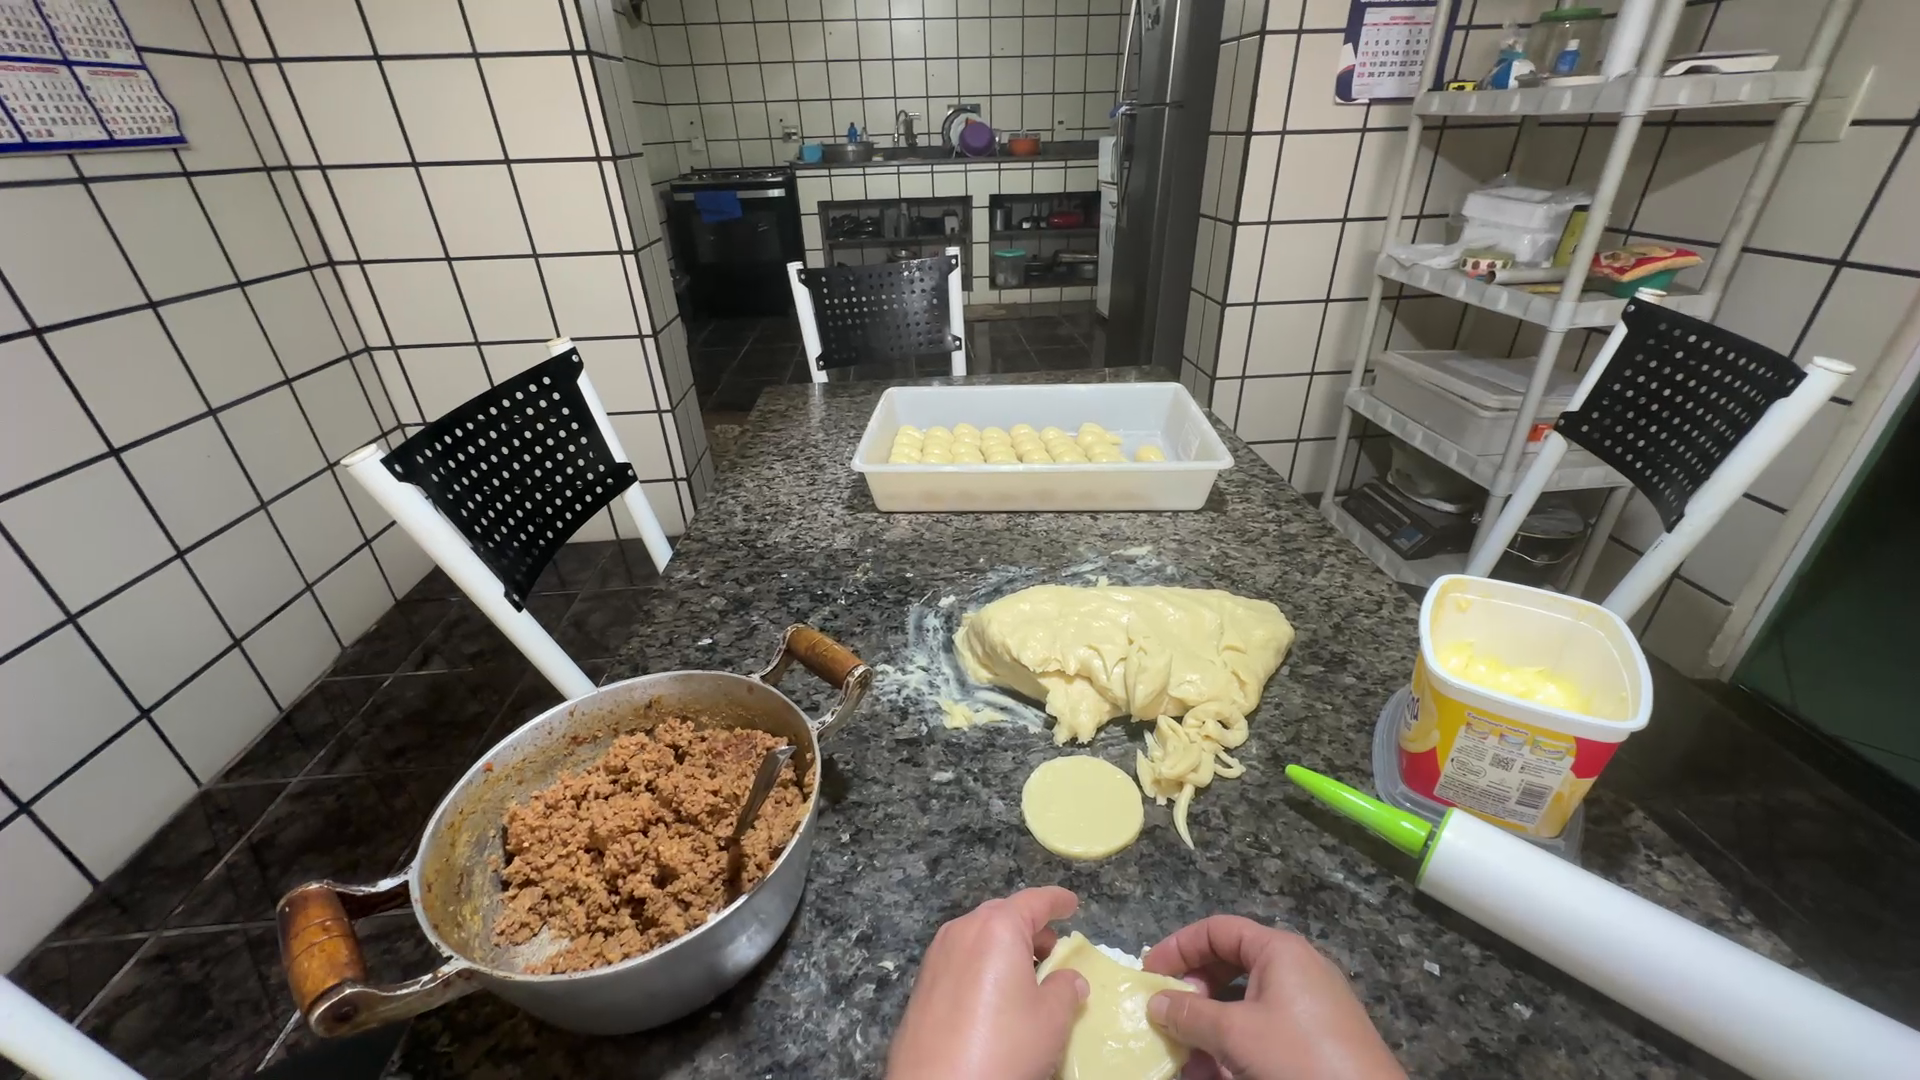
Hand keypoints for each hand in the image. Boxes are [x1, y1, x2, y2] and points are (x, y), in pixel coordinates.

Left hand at [886, 886, 1089, 1079]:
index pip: (1033, 901)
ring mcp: (938, 953)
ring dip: (1006, 945)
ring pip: (980, 935)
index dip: (1056, 900)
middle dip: (1030, 926)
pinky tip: (995, 993)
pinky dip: (983, 962)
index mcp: (997, 927)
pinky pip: (962, 956)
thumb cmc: (1001, 1047)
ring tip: (1027, 973)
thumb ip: (1065, 990)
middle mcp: (964, 929)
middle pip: (1003, 914)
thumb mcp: (1050, 1020)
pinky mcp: (924, 980)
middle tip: (1053, 948)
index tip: (1071, 903)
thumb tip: (1070, 979)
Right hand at [1143, 916, 1404, 1079]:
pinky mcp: (1318, 1044)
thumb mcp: (1235, 1035)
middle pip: (1230, 965)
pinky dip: (1237, 1048)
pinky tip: (1214, 1073)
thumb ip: (1190, 1015)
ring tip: (1186, 1056)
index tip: (1150, 974)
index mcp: (1279, 950)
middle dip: (1194, 991)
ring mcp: (1310, 1008)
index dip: (1179, 947)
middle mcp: (1296, 969)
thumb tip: (1156, 1002)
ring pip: (1245, 1006)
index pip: (1217, 929)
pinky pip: (1265, 1033)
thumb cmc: (1300, 1059)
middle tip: (1169, 1014)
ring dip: (1210, 1028)